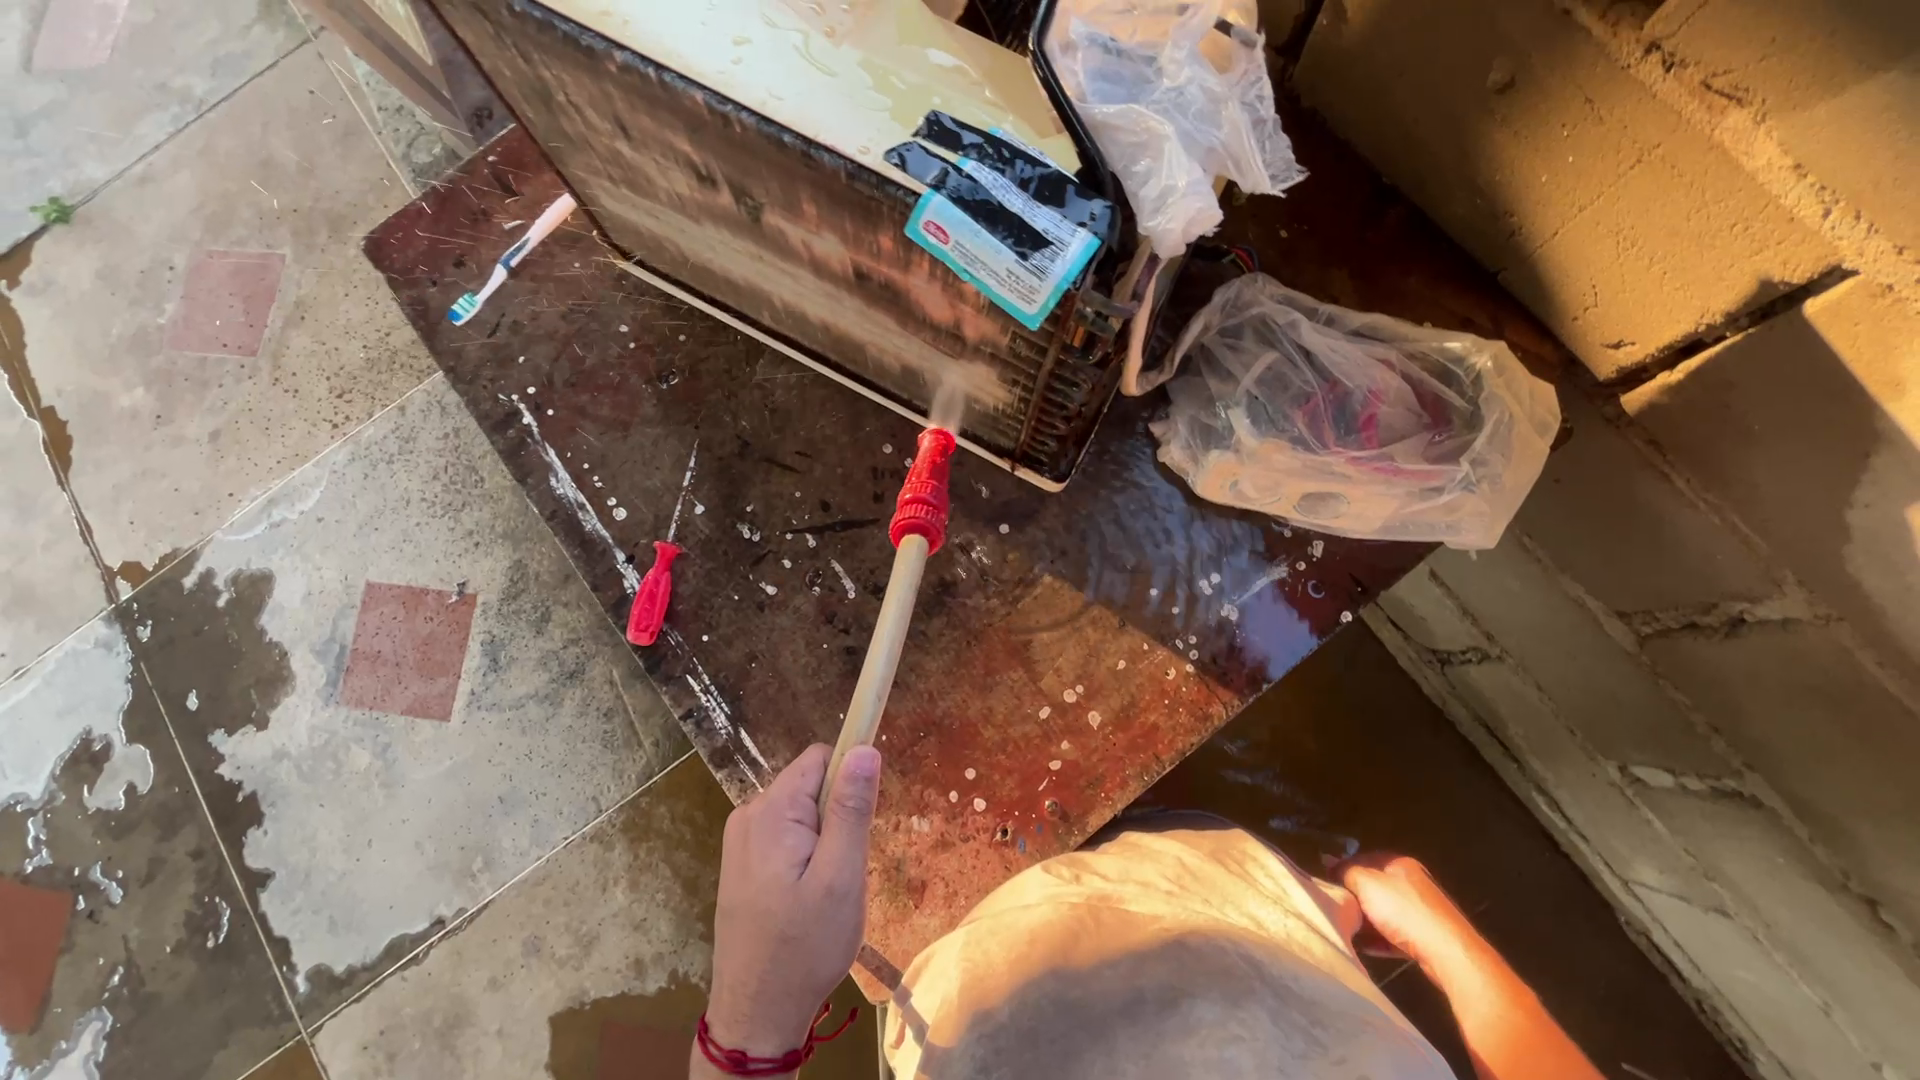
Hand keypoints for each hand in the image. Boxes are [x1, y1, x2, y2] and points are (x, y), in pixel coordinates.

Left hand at [704, 743, 881, 1058]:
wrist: (756, 1014)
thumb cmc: (804, 947)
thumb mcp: (841, 876)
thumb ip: (852, 809)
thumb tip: (865, 749)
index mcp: (772, 810)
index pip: (822, 758)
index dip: (851, 781)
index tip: (863, 825)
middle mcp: (749, 814)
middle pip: (812, 786)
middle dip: (838, 819)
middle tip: (844, 872)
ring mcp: (741, 841)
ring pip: (803, 814)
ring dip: (824, 842)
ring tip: (826, 893)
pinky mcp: (742, 864)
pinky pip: (787, 838)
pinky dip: (806, 859)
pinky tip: (807, 900)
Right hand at [1339, 854, 1604, 1079]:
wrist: (1451, 954)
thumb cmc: (1405, 912)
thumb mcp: (1366, 885)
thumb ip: (1345, 871)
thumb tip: (1327, 859)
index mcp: (1398, 862)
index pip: (1362, 858)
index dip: (1342, 870)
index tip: (1325, 885)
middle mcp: (1413, 881)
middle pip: (1374, 885)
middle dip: (1355, 897)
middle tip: (1336, 909)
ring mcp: (1425, 909)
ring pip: (1385, 910)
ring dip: (1368, 919)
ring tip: (1350, 930)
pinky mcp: (1430, 934)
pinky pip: (1397, 931)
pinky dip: (1382, 937)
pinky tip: (1370, 947)